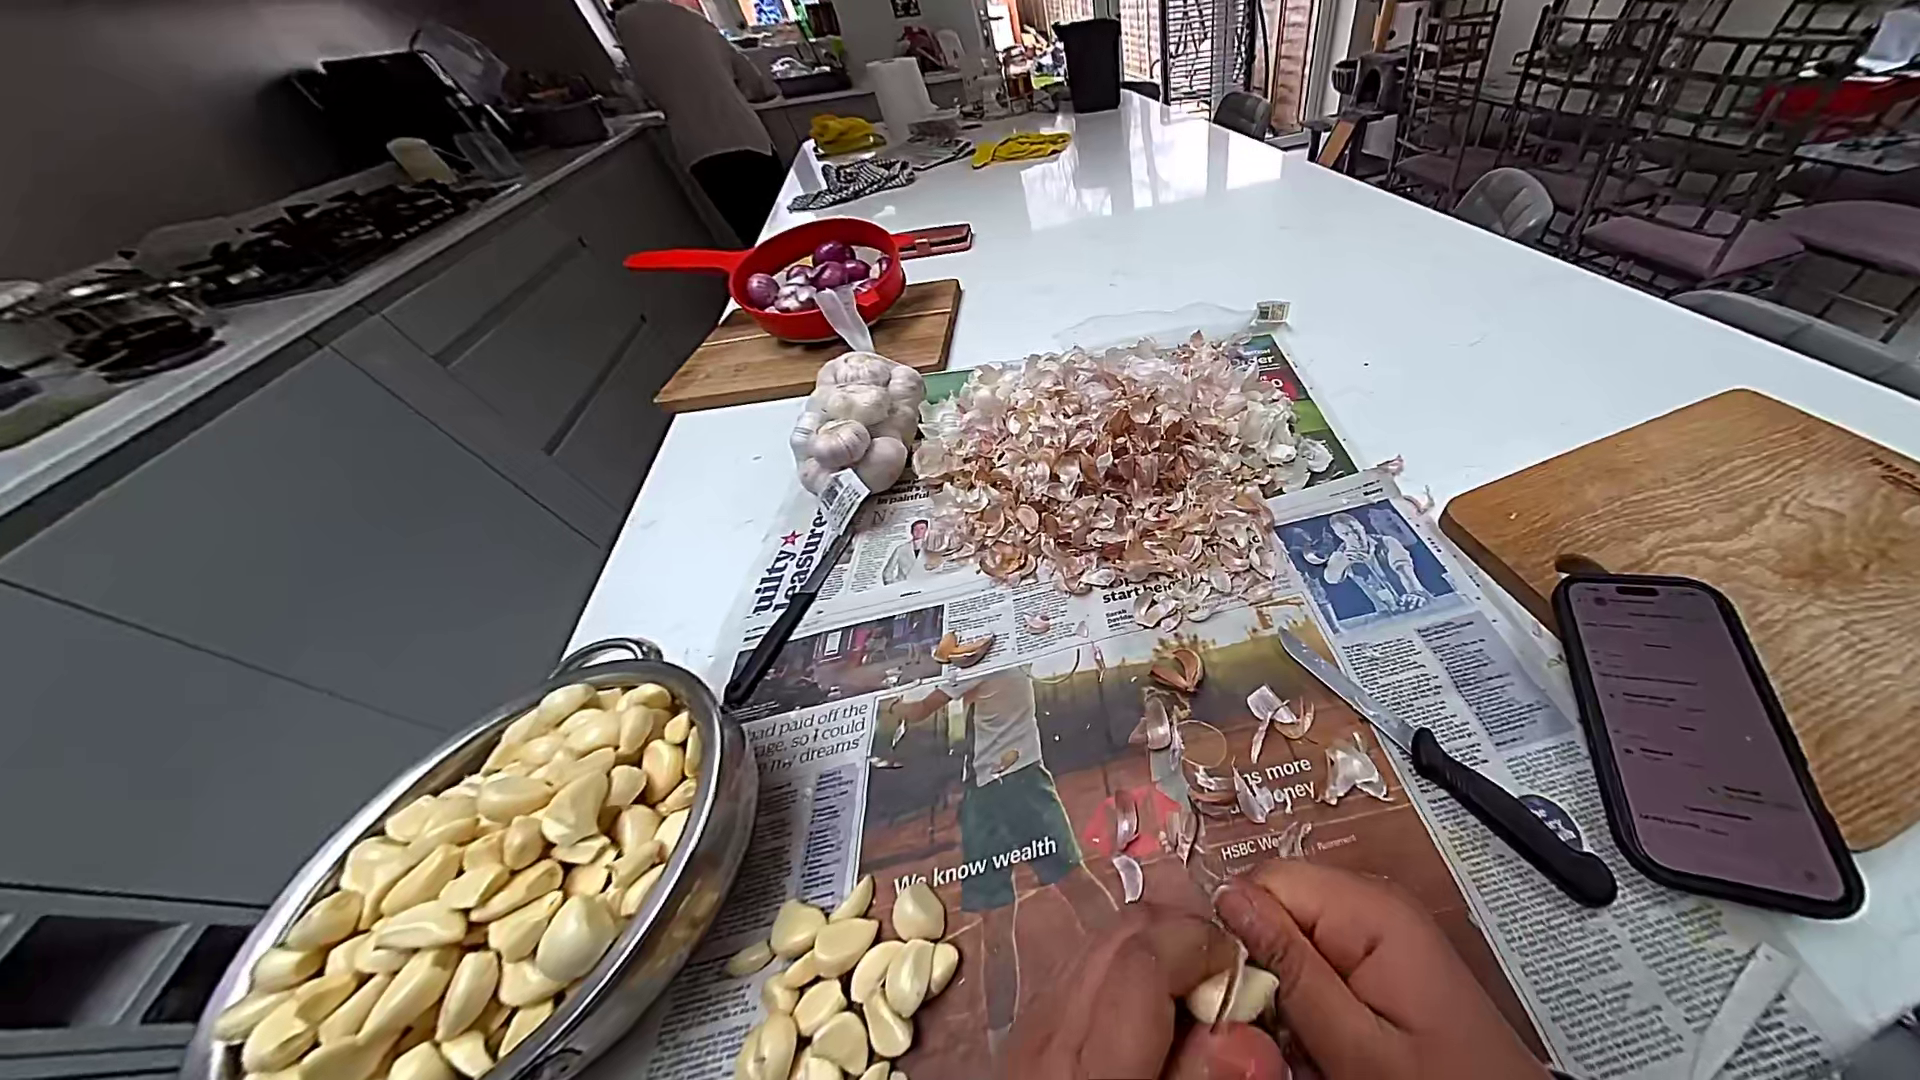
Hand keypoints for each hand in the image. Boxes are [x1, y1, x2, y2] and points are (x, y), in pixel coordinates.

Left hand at [1004, 902, 1287, 1078]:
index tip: (1241, 969)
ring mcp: (1033, 1022)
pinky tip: (1146, 1011)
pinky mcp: (1027, 1028)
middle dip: (1178, 936)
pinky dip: (1120, 968)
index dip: (1199, 946)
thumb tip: (1251, 1037)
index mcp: (1090, 1066)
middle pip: (1118, 936)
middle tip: (1223, 978)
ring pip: (1098, 943)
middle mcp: (1052, 1027)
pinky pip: (1080, 969)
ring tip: (1191, 994)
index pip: (1142, 960)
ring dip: (1150, 949)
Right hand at [1214, 862, 1547, 1079]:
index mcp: (1368, 906)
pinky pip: (1312, 948)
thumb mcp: (1358, 1046)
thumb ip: (1291, 966)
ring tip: (1300, 1035)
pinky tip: (1319, 1029)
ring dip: (1280, 977)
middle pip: (1274, 901)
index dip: (1241, 931)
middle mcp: (1369, 898)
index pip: (1264, 881)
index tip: (1240, 990)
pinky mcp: (1376, 949)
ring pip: (1287, 927)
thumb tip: (1226, 896)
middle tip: (1272, 1024)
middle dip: (1262, 957)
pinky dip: (1303, 987)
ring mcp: (1374, 923)